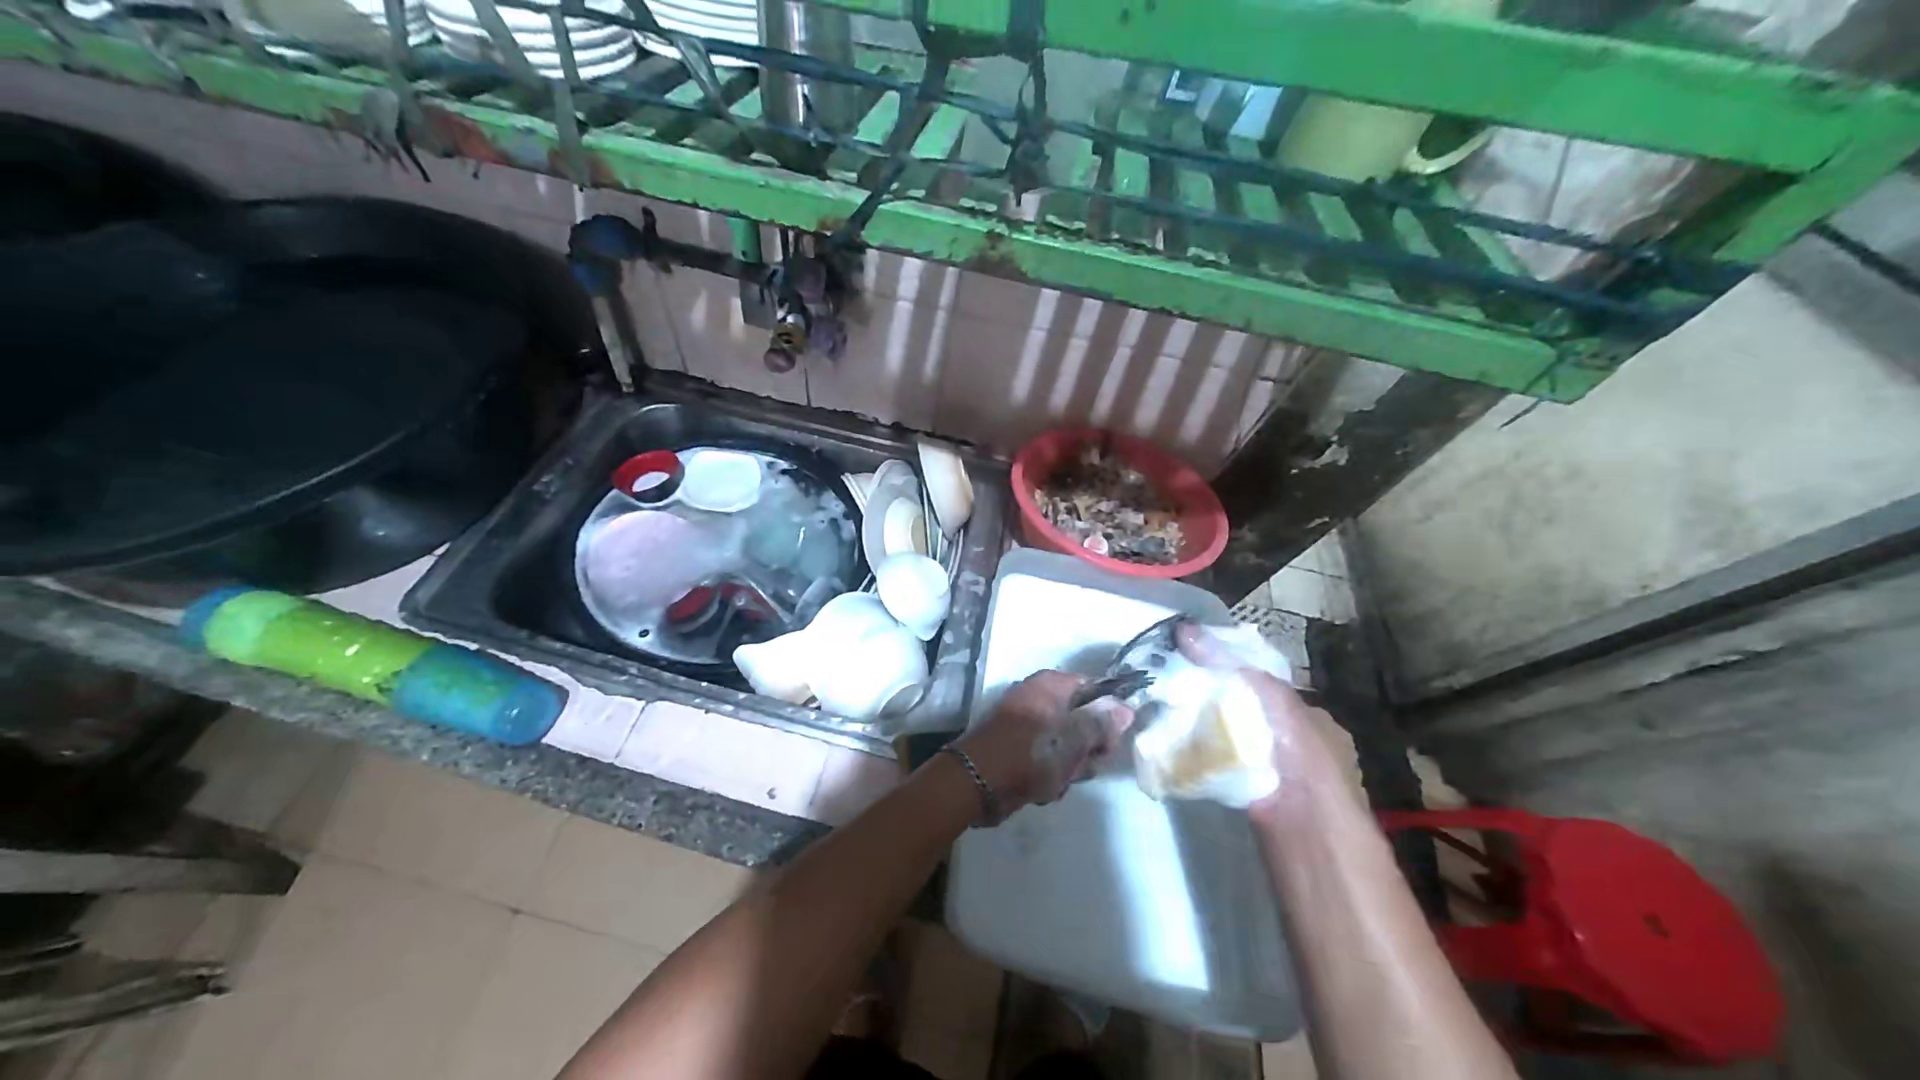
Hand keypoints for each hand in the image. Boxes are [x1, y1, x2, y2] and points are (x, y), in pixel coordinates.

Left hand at [953, 671, 1133, 816]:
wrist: (974, 783)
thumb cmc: (1029, 755)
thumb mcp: (1074, 740)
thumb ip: (1102, 722)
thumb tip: (1125, 707)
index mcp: (1051, 685)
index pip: (1096, 690)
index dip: (1108, 718)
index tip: (1107, 744)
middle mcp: (1038, 696)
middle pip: (1083, 720)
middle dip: (1086, 749)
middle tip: (1080, 765)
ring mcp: (1025, 722)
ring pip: (1067, 744)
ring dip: (1068, 767)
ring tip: (1056, 779)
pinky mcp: (1016, 746)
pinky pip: (1047, 758)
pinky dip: (1049, 774)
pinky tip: (1041, 788)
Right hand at [1173, 623, 1358, 828]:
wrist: (1309, 828)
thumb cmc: (1302, 755)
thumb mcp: (1275, 700)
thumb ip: (1234, 667)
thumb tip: (1186, 629)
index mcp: (1315, 721)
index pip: (1269, 689)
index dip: (1235, 675)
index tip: (1198, 667)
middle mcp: (1302, 747)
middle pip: (1250, 714)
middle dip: (1219, 705)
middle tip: (1178, 693)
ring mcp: (1281, 776)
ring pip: (1237, 742)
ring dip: (1210, 733)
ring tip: (1171, 718)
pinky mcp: (1257, 799)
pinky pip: (1226, 768)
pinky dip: (1206, 759)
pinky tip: (1181, 750)